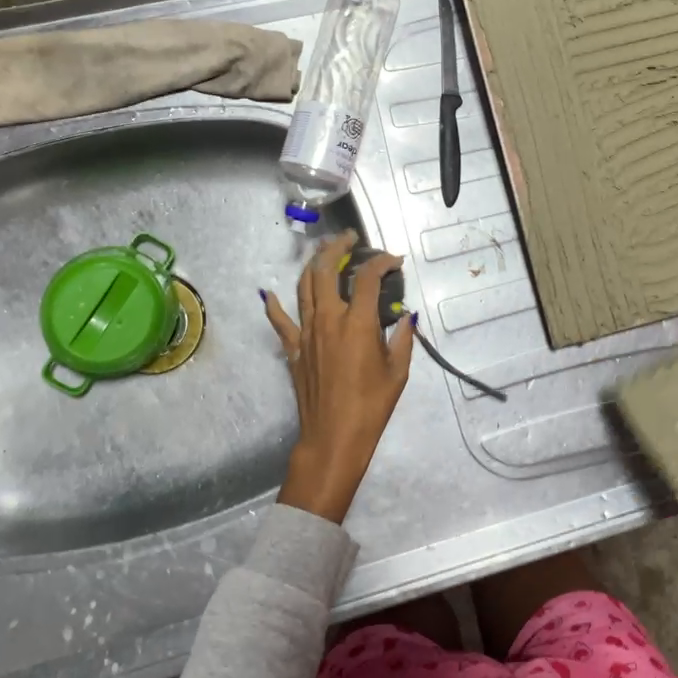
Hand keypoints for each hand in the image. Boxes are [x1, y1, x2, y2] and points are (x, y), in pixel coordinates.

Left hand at [263, 232, 415, 522]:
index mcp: (358, 323)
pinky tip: (270, 294)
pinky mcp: (293, 348)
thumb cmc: (371, 407)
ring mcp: (306, 332)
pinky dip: (274, 305)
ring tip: (323, 253)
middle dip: (338, 247)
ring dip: (313, 265)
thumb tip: (407, 316)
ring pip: (304, 286)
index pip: (368, 277)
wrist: (333, 438)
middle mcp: (329, 319)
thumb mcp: (398, 372)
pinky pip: (280, 321)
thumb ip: (403, 338)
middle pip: (326, 269)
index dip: (382, 262)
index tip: (394, 260)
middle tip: (350, 239)